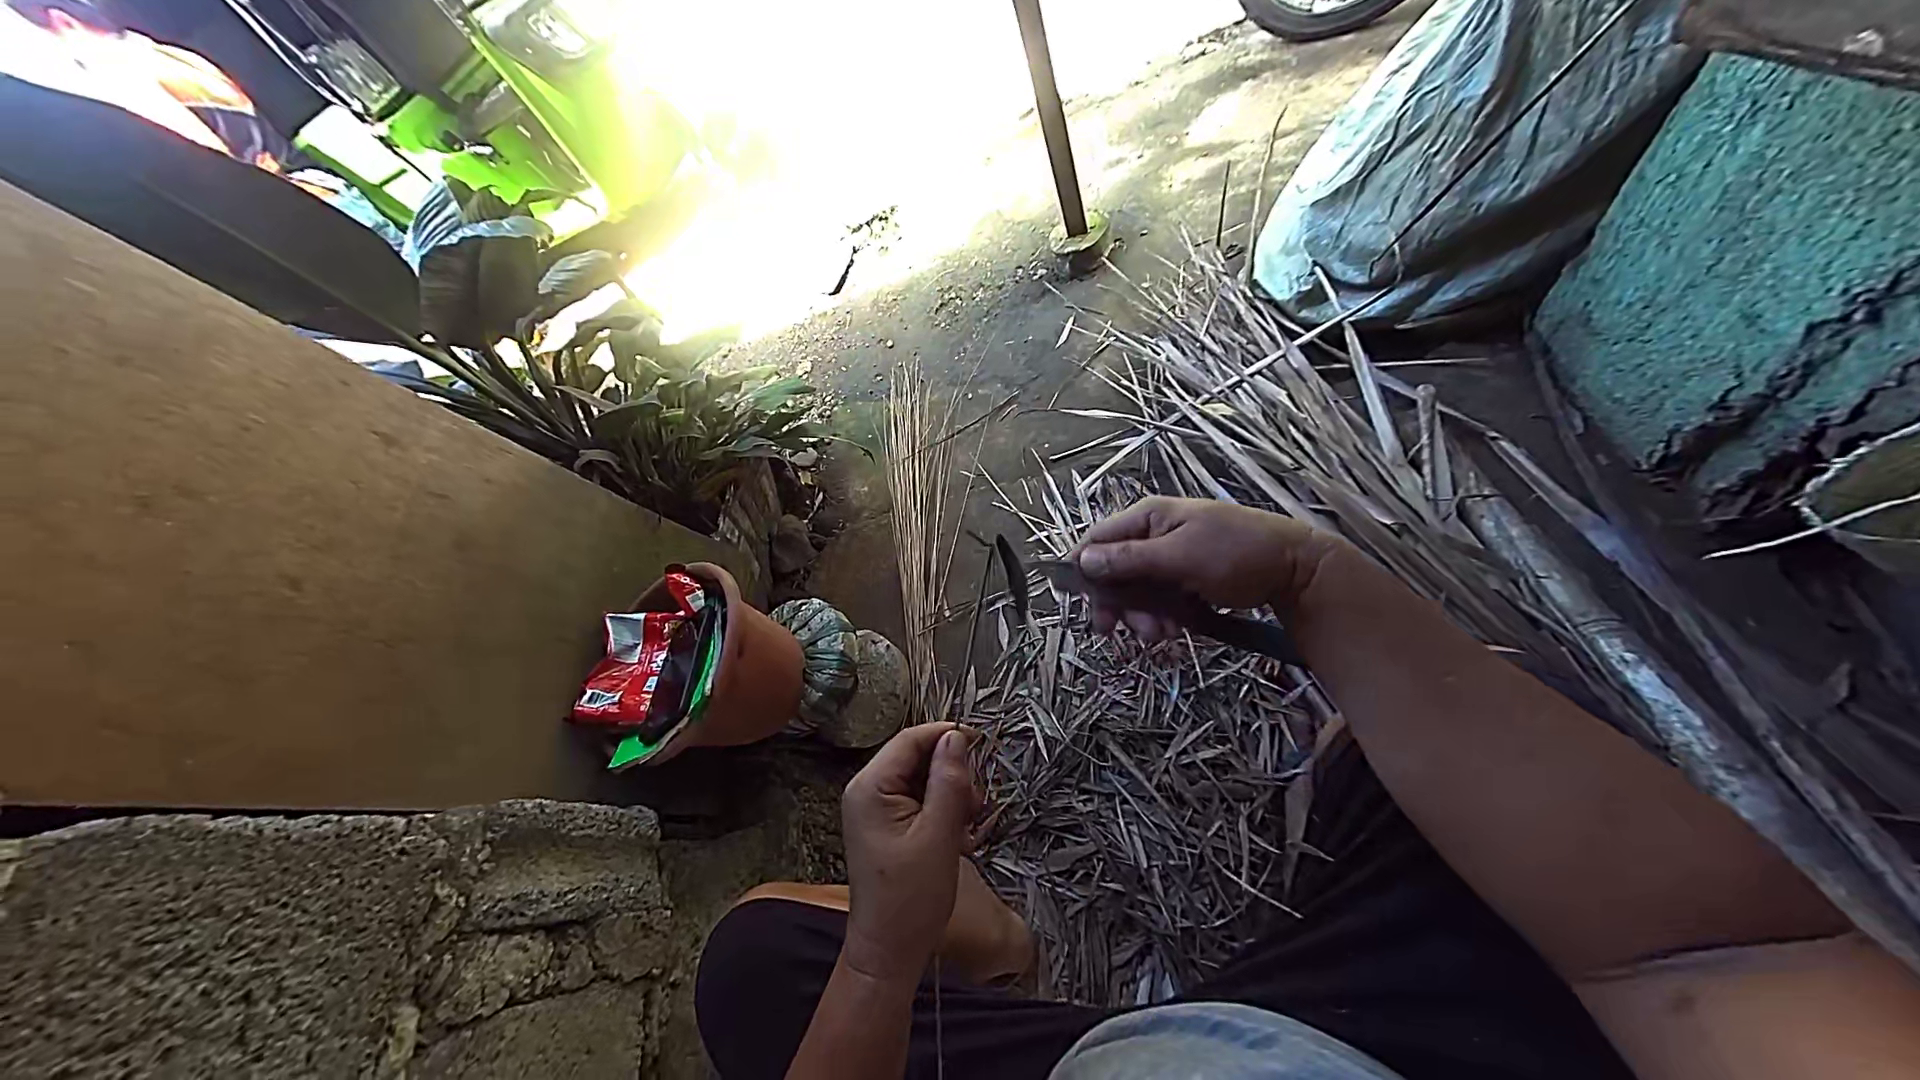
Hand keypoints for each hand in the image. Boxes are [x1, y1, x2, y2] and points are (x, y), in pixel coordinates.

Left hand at [839, 722, 980, 983]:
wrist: (890, 953)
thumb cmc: (911, 899)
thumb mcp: (939, 835)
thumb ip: (949, 781)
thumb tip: (957, 737)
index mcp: (870, 787)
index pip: (910, 739)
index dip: (946, 735)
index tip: (982, 744)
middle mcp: (868, 790)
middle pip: (917, 757)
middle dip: (951, 773)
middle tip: (975, 805)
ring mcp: (876, 807)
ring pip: (923, 778)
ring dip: (951, 794)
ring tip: (968, 826)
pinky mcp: (888, 823)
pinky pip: (920, 799)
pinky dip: (943, 810)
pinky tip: (957, 835)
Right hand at [1074, 496, 1343, 641]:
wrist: (1295, 569)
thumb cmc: (1237, 551)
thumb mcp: (1180, 554)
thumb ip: (1130, 559)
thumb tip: (1084, 560)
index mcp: (1148, 516)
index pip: (1097, 539)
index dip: (1084, 569)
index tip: (1082, 601)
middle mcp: (1152, 535)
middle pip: (1112, 570)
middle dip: (1116, 602)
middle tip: (1115, 630)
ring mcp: (1168, 558)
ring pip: (1134, 590)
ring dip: (1140, 615)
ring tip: (1160, 634)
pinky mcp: (1183, 579)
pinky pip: (1157, 600)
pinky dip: (1160, 617)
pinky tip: (1175, 629)